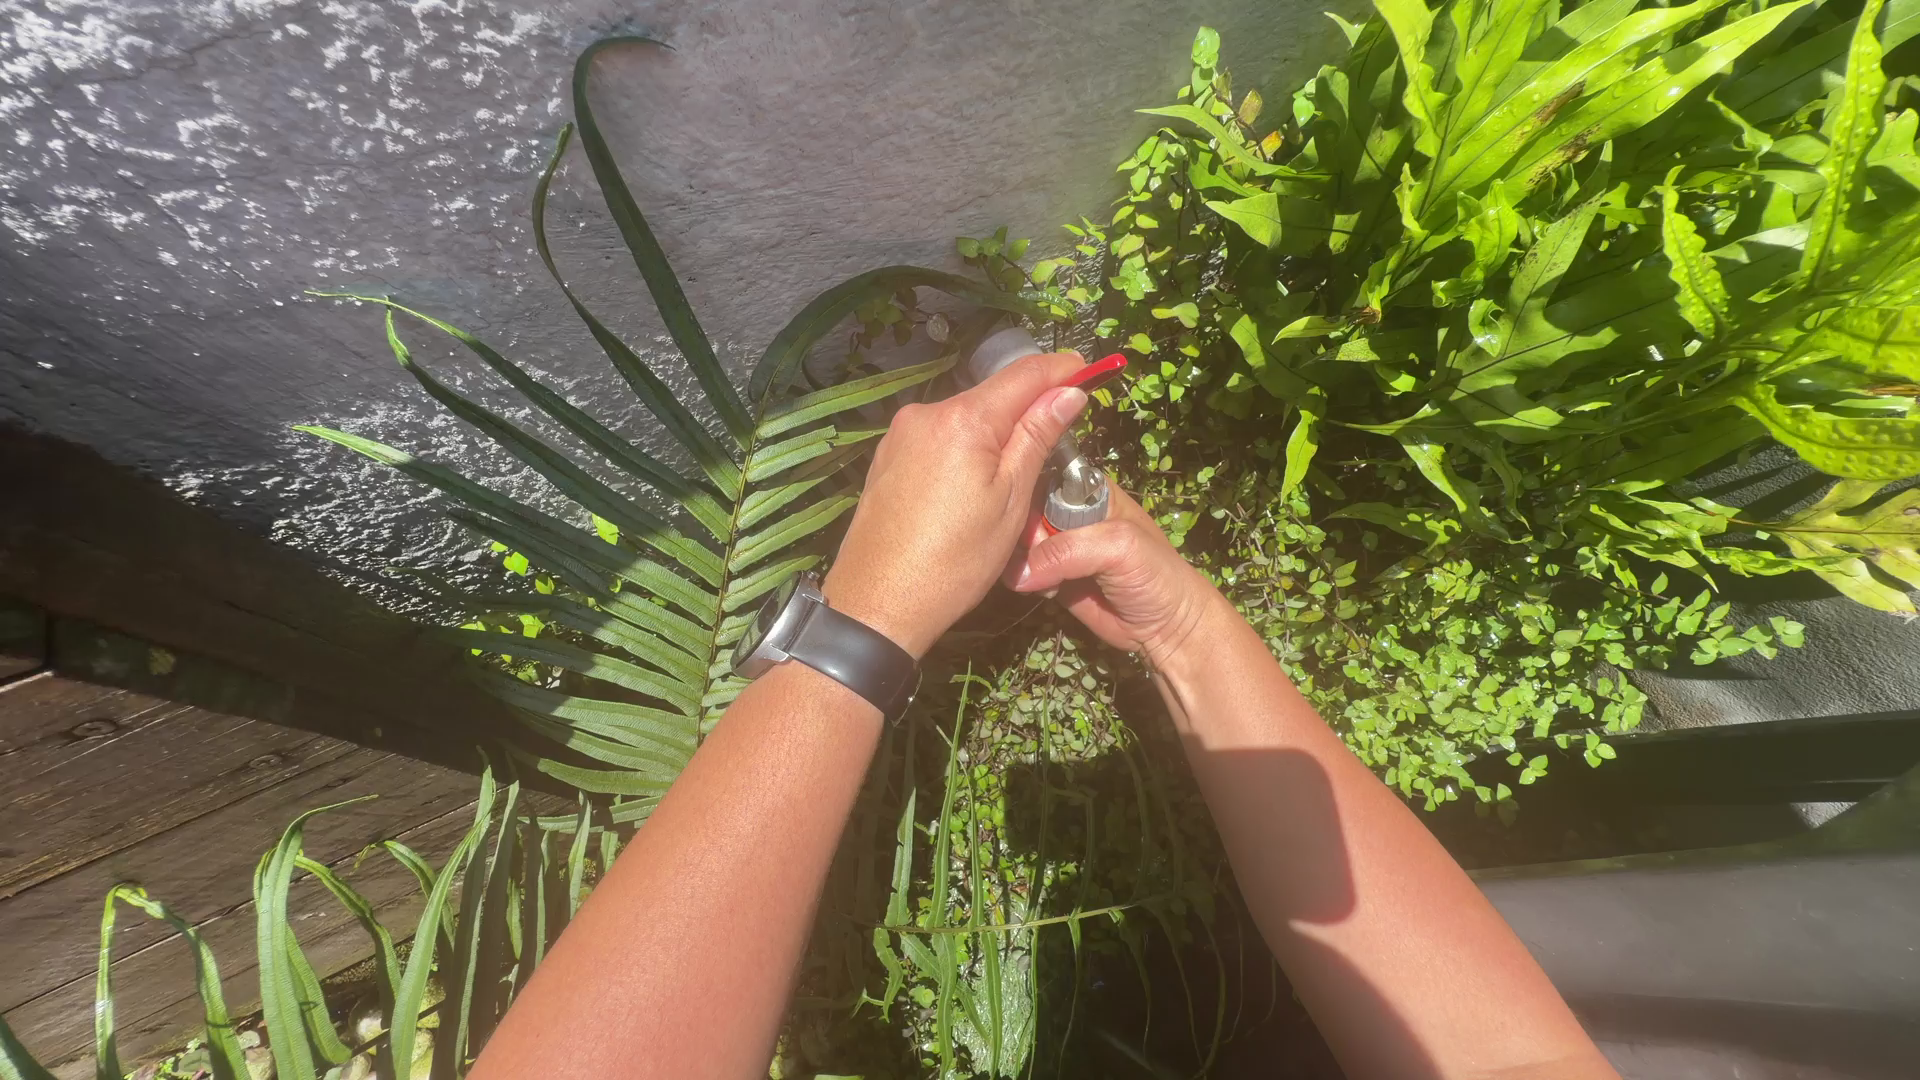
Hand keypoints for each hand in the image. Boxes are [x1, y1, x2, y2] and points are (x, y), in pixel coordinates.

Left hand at [822, 351, 1089, 656]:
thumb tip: (1069, 393)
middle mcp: (925, 413)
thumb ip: (1037, 438)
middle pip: (991, 395)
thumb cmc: (955, 561)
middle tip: (1061, 430)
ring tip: (1017, 468)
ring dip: (995, 430)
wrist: (877, 604)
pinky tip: (972, 481)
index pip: (1024, 375)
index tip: (1090, 371)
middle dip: (1028, 405)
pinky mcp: (887, 456)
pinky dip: (965, 446)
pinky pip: (938, 437)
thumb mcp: (1010, 501)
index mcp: (962, 420)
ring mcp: (900, 434)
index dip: (1061, 370)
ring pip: (964, 417)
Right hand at [1004, 485, 1228, 668]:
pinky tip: (1046, 591)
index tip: (1036, 523)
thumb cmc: (1154, 574)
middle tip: (1044, 557)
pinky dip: (1024, 581)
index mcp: (1089, 492)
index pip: (1042, 479)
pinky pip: (1020, 571)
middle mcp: (1068, 513)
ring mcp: (1057, 546)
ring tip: (1048, 578)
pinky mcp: (1049, 576)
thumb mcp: (1119, 547)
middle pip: (1024, 511)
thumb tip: (1020, 572)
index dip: (1030, 498)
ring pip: (1018, 543)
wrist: (1165, 627)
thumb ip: (1069, 549)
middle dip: (1026, 535)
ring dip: (1024, 562)